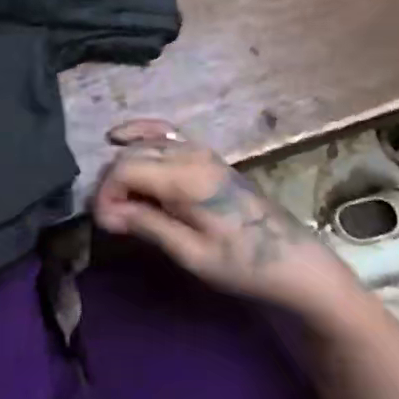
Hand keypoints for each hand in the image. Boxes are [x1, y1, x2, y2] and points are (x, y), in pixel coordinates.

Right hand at [92, 119, 358, 319]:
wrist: (295, 264)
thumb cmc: (244, 265)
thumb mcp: (192, 254)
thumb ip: (146, 224)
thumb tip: (105, 213)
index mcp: (186, 178)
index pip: (124, 169)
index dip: (105, 193)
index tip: (103, 224)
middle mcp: (189, 154)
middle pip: (130, 155)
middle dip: (111, 183)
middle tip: (108, 218)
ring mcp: (199, 150)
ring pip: (143, 144)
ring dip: (122, 166)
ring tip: (117, 199)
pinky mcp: (204, 155)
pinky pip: (162, 133)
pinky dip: (138, 134)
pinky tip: (119, 138)